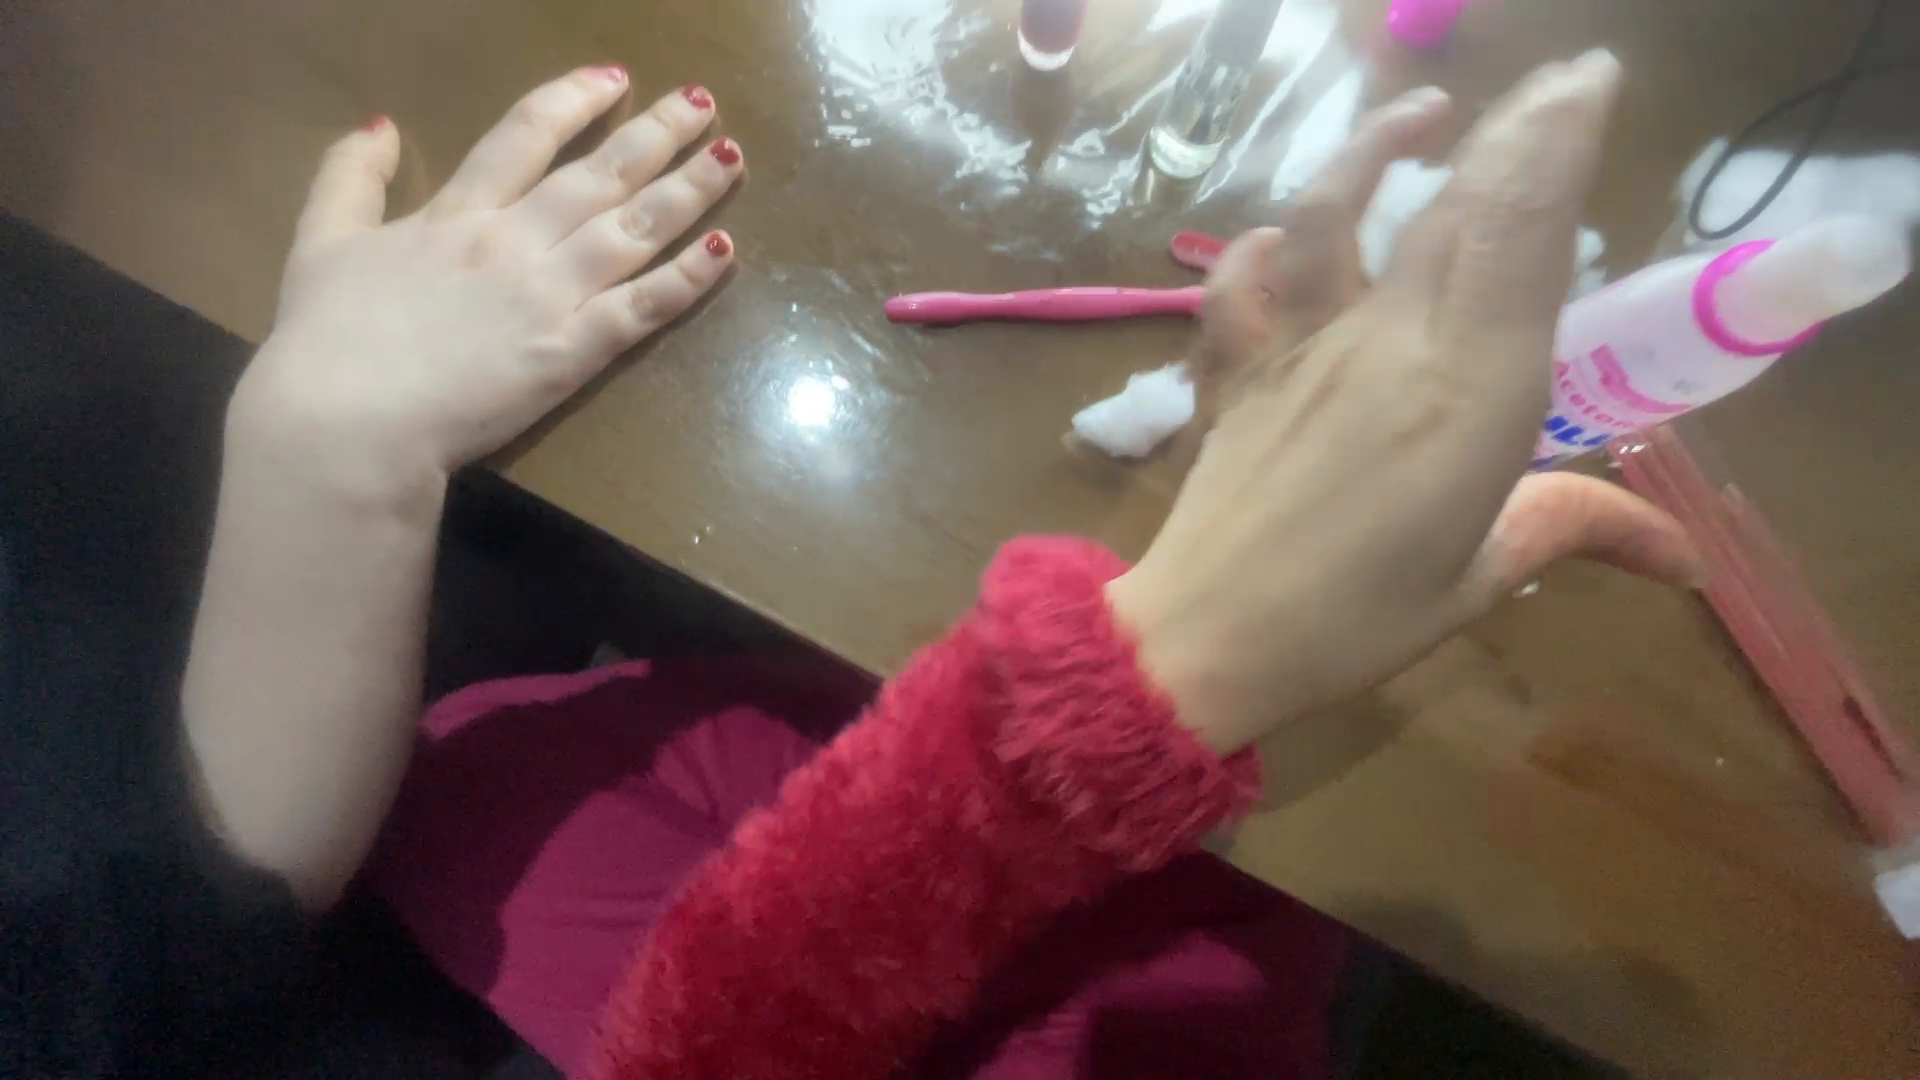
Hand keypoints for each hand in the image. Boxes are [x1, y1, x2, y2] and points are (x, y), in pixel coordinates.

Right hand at [233, 67, 741, 487]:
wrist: (350, 419)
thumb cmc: (329, 338)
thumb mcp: (321, 240)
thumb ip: (348, 176)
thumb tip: (379, 123)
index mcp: (458, 212)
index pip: (526, 134)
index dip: (576, 100)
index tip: (617, 78)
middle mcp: (516, 240)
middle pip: (600, 174)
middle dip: (657, 133)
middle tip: (705, 103)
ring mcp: (552, 293)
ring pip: (633, 229)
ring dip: (688, 190)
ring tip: (731, 159)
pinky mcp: (578, 348)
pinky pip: (645, 304)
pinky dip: (688, 277)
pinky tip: (726, 248)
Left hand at [1109, 52, 1707, 754]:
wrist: (1203, 637)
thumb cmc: (1344, 627)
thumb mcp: (1471, 584)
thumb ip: (1565, 530)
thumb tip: (1680, 554)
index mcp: (1466, 396)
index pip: (1517, 237)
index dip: (1551, 147)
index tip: (1583, 88)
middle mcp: (1379, 352)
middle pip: (1443, 215)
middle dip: (1504, 135)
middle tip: (1547, 88)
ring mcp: (1290, 358)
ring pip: (1325, 226)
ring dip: (1364, 158)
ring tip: (1412, 121)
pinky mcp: (1229, 380)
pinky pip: (1231, 295)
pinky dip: (1250, 256)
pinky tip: (1274, 243)